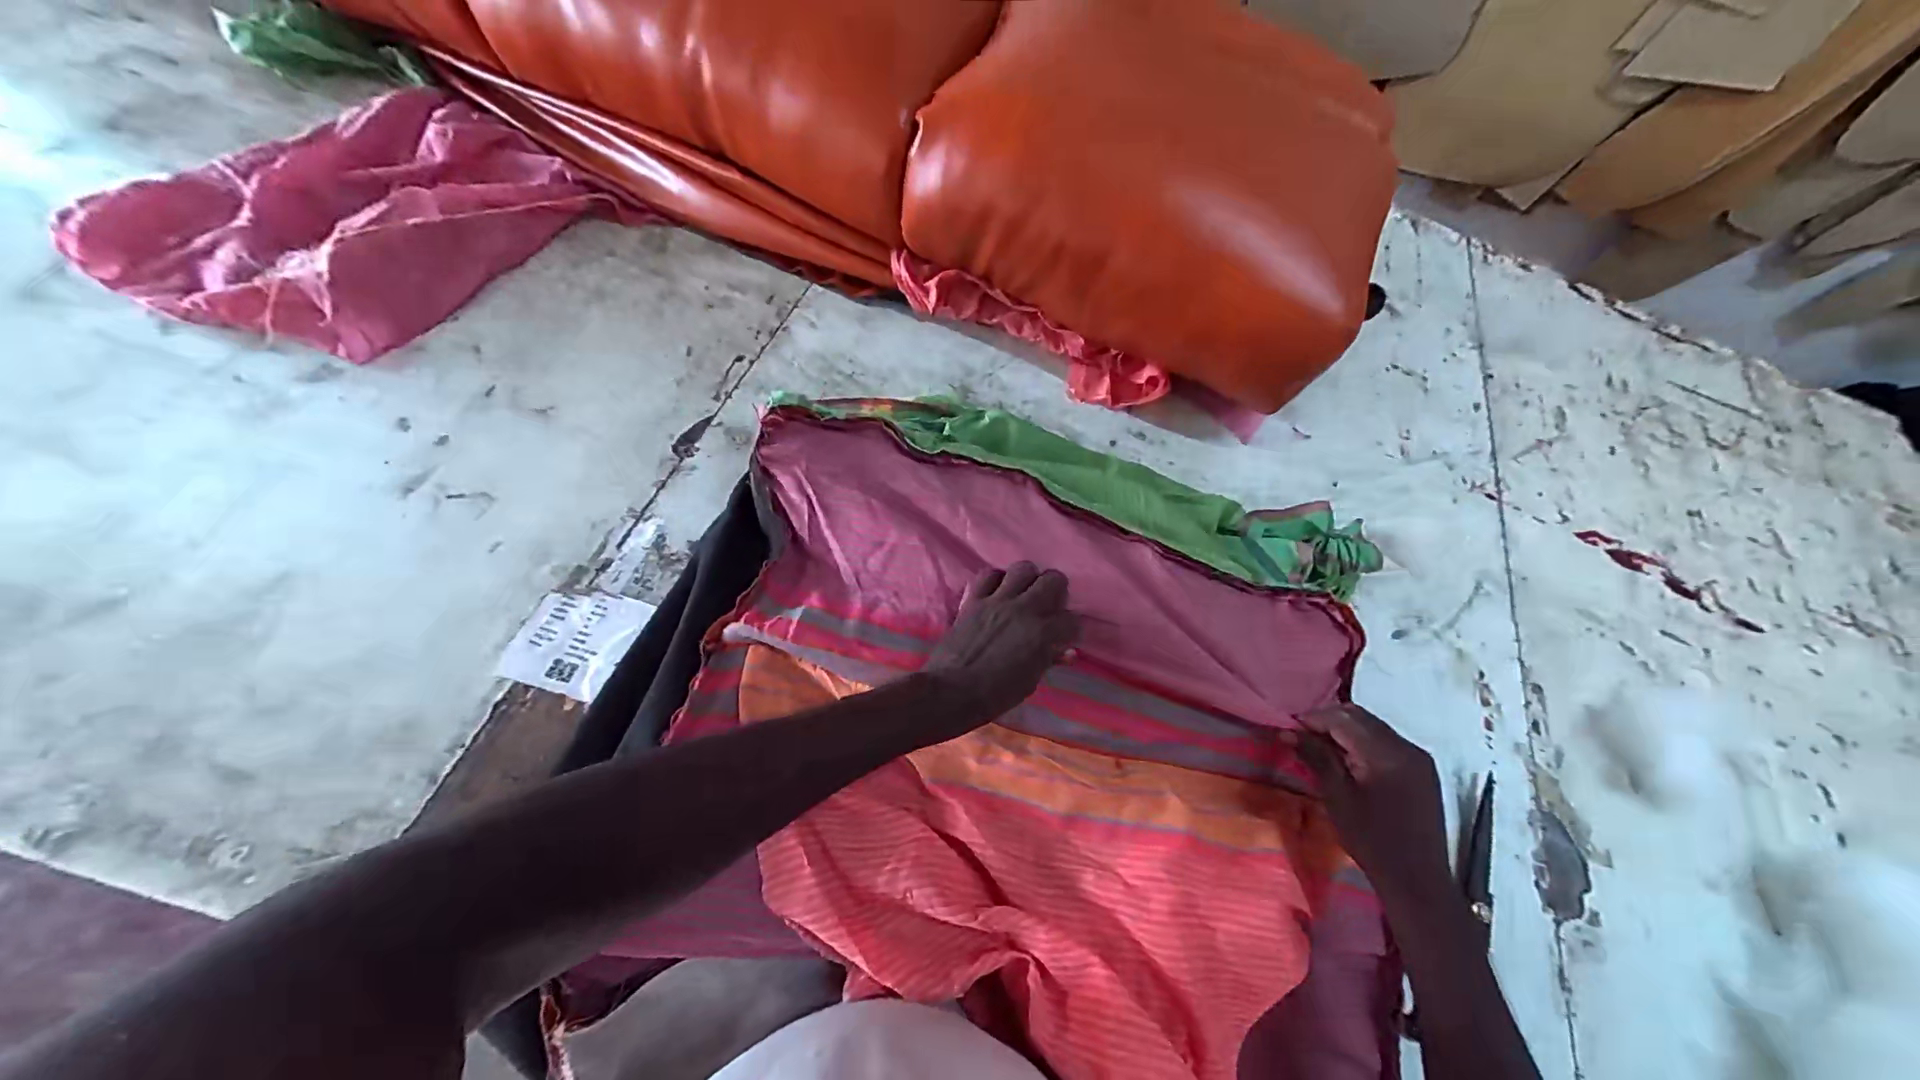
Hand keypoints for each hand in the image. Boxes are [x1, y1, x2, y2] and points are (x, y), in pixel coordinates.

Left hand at [920, 563, 1080, 732]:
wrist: (952, 690)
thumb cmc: (995, 694)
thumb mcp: (1029, 682)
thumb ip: (1048, 660)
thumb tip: (1066, 652)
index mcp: (1042, 634)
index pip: (1071, 620)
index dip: (1071, 628)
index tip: (1065, 636)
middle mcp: (1024, 610)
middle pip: (1053, 580)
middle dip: (1058, 591)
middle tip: (1051, 605)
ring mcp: (997, 601)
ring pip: (1023, 569)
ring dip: (1029, 579)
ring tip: (1025, 592)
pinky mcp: (974, 599)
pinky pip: (988, 575)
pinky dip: (996, 580)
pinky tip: (997, 591)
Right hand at [1295, 703, 1453, 905]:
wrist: (1417, 879)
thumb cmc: (1372, 840)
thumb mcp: (1337, 797)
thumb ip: (1316, 757)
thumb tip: (1287, 730)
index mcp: (1386, 754)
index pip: (1342, 718)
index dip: (1312, 719)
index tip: (1288, 729)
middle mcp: (1406, 747)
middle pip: (1359, 716)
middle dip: (1327, 720)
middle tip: (1301, 737)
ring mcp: (1418, 757)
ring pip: (1373, 726)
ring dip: (1344, 729)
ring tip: (1320, 748)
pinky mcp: (1422, 768)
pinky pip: (1386, 740)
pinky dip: (1362, 741)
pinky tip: (1347, 759)